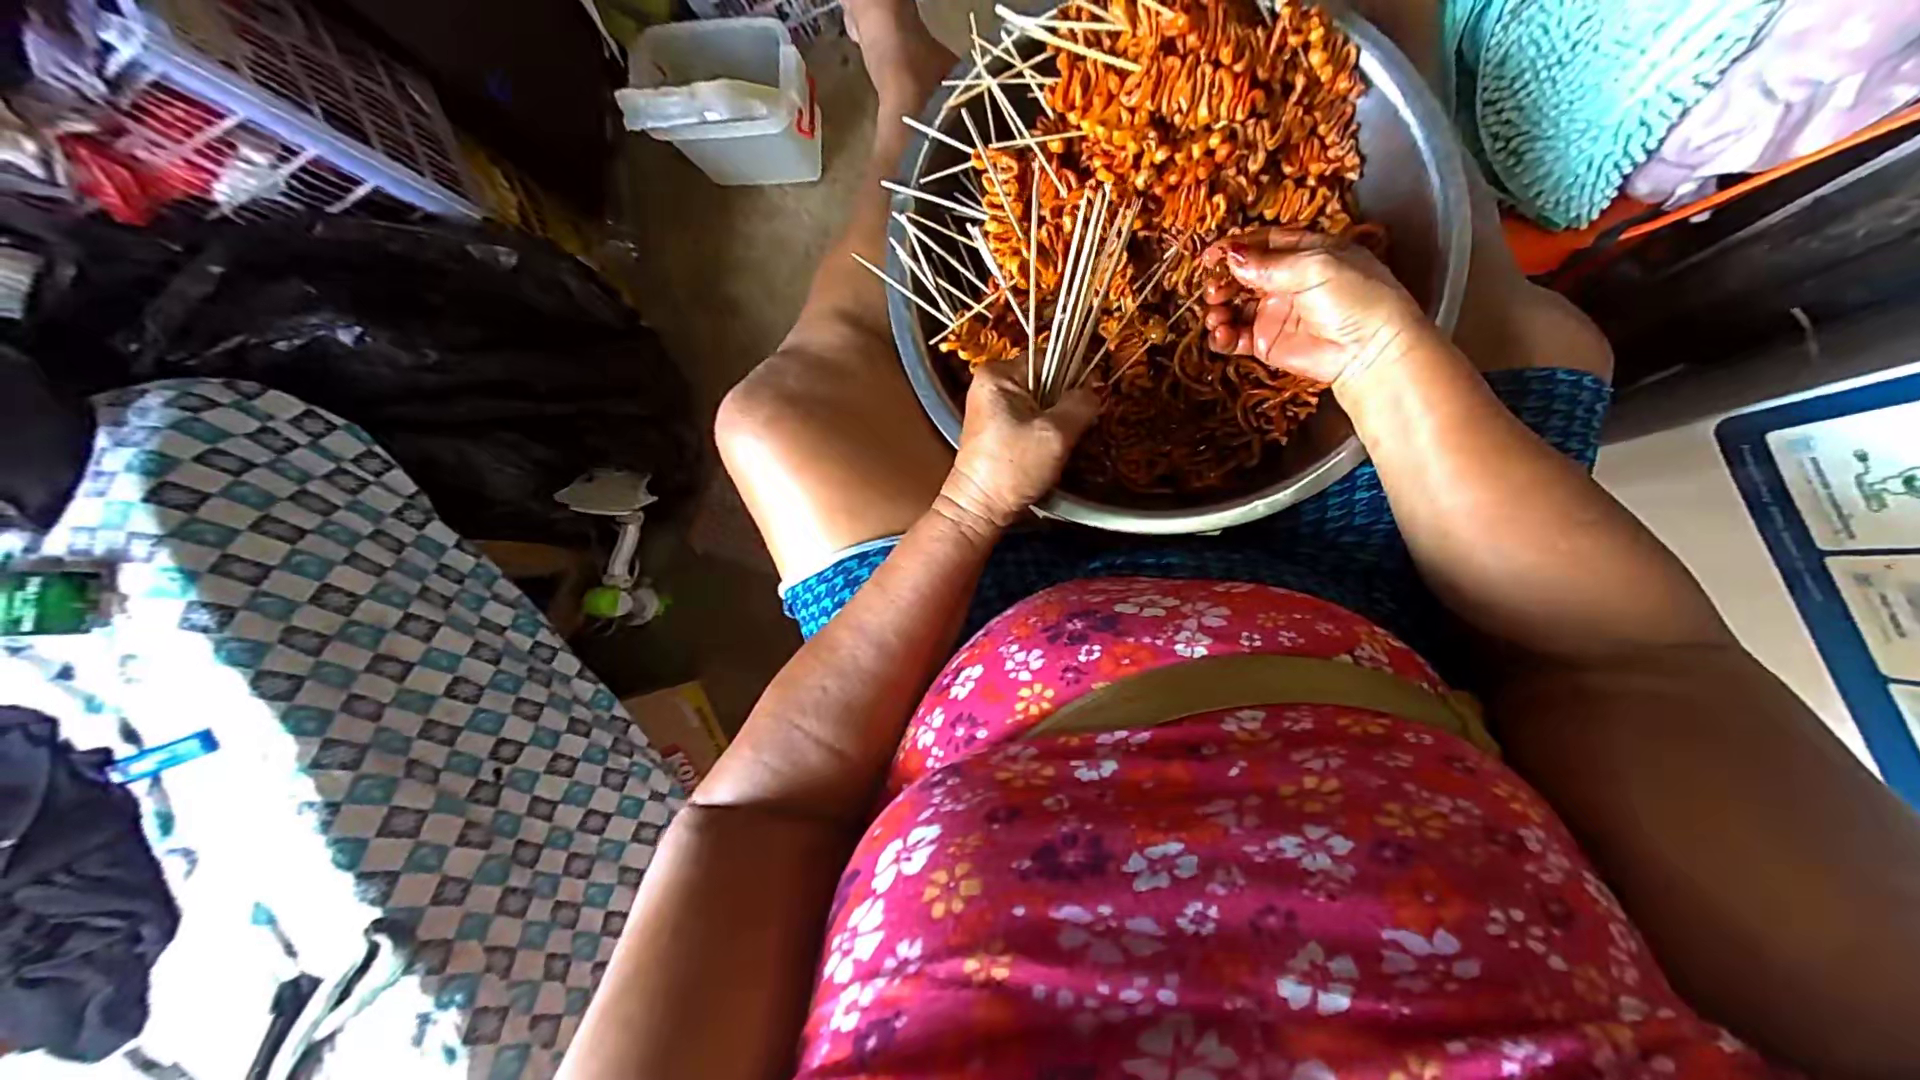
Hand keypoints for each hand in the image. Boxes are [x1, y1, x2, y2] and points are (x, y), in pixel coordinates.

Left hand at [938, 358, 1099, 532]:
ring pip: (1041, 401)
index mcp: (998, 374)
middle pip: (1046, 379)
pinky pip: (1031, 418)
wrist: (979, 509)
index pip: (1050, 356)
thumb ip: (1082, 404)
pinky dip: (1045, 431)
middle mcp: (991, 384)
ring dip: (1058, 419)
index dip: (1076, 374)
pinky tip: (1050, 449)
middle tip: (1079, 425)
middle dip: (1066, 401)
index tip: (1093, 397)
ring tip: (1064, 441)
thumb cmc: (1013, 468)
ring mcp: (992, 406)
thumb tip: (1097, 387)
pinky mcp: (996, 428)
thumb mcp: (1056, 434)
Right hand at [1199, 228, 1438, 388]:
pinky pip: (1234, 337)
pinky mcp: (1265, 343)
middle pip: (1241, 275)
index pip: (1261, 244)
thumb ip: (1271, 264)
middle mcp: (1285, 282)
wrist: (1370, 350)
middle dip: (1222, 281)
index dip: (1234, 248)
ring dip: (1218, 308)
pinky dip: (1222, 336)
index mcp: (1303, 254)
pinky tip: (1221, 334)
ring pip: (1233, 306)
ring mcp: (1273, 313)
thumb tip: (1231, 257)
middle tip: (1213, 290)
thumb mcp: (1317, 267)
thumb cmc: (1357, 298)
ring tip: (1216, 315)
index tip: (1211, 256)